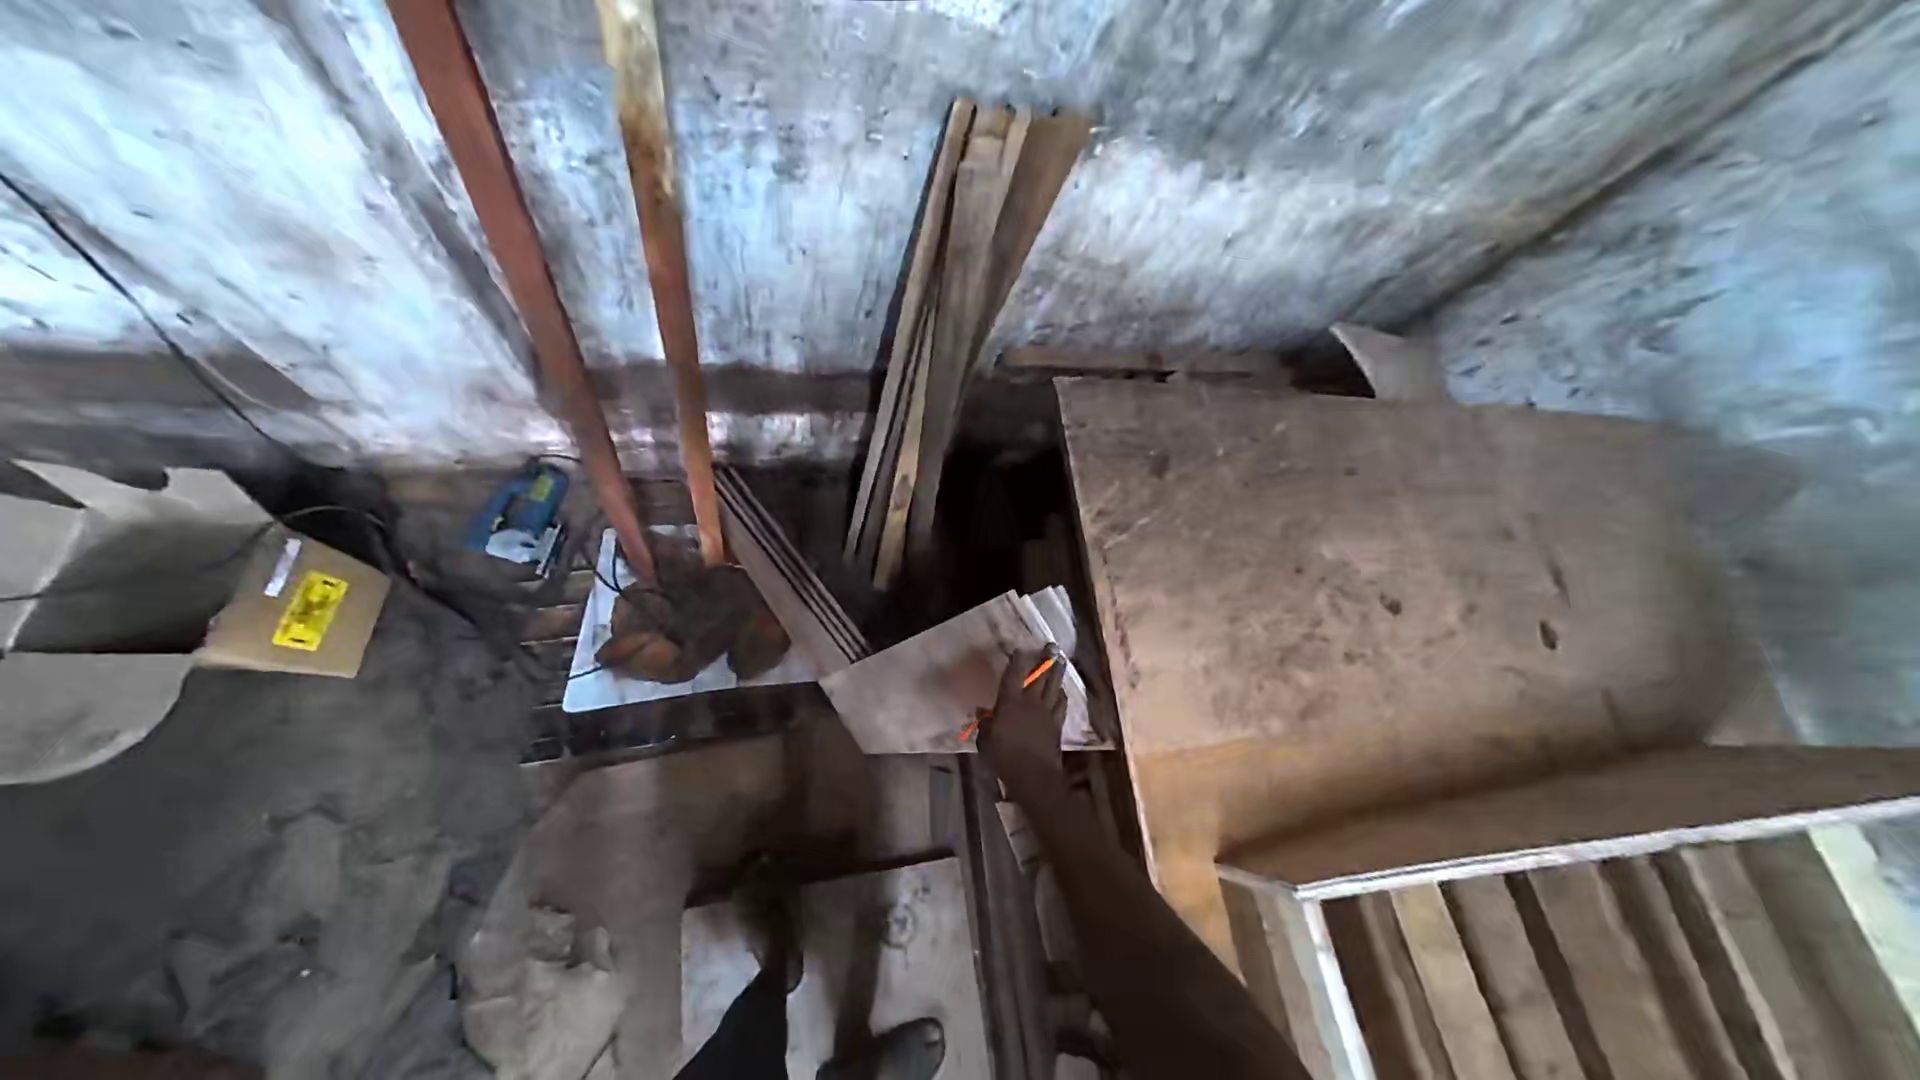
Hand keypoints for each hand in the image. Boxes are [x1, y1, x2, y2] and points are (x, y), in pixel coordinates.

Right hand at [980, 646, 1068, 800]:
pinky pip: (1061, 704)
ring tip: (1062, 660)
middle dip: (1047, 658)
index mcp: (1010, 701)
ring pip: (1054, 686)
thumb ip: (985, 725)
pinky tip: (1062, 692)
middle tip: (1052, 645)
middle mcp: (1030, 701)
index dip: (1018, 659)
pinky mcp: (1057, 724)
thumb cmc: (1004, 757)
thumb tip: (982, 713)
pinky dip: (1062, 695)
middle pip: (1041, 675)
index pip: (1015, 673)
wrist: (1034, 775)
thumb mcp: (986, 741)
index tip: (1021, 648)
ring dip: (1058, 672)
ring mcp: (1046, 712)